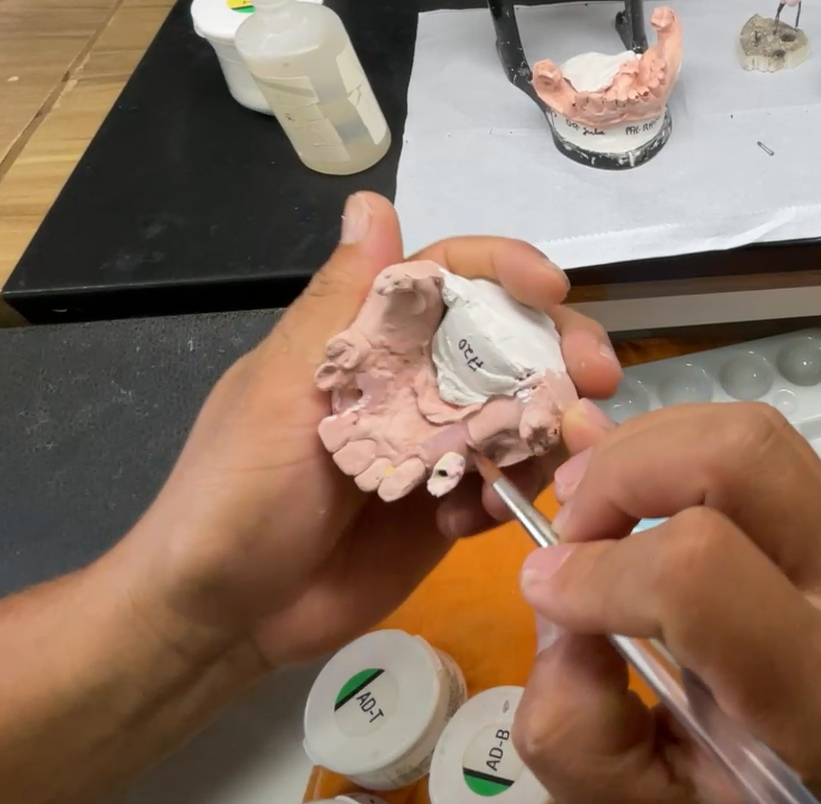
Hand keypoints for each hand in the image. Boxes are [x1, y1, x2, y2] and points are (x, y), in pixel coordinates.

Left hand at [103, 192, 622, 667]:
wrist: (221, 621)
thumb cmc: (234, 494)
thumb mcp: (279, 392)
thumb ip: (338, 306)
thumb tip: (371, 199)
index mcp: (376, 337)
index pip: (455, 276)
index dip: (509, 268)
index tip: (553, 286)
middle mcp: (421, 378)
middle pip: (512, 338)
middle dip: (562, 348)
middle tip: (600, 379)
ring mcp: (445, 440)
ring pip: (527, 407)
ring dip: (551, 426)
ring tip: (556, 459)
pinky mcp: (459, 496)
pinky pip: (515, 478)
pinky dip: (513, 492)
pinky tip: (474, 520)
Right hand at [513, 403, 820, 803]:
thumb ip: (582, 732)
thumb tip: (558, 598)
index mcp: (819, 692)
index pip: (702, 572)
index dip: (603, 569)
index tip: (547, 586)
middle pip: (742, 456)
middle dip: (628, 471)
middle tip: (571, 526)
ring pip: (751, 428)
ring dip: (648, 445)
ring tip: (592, 498)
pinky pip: (756, 438)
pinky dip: (677, 440)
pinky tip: (635, 482)